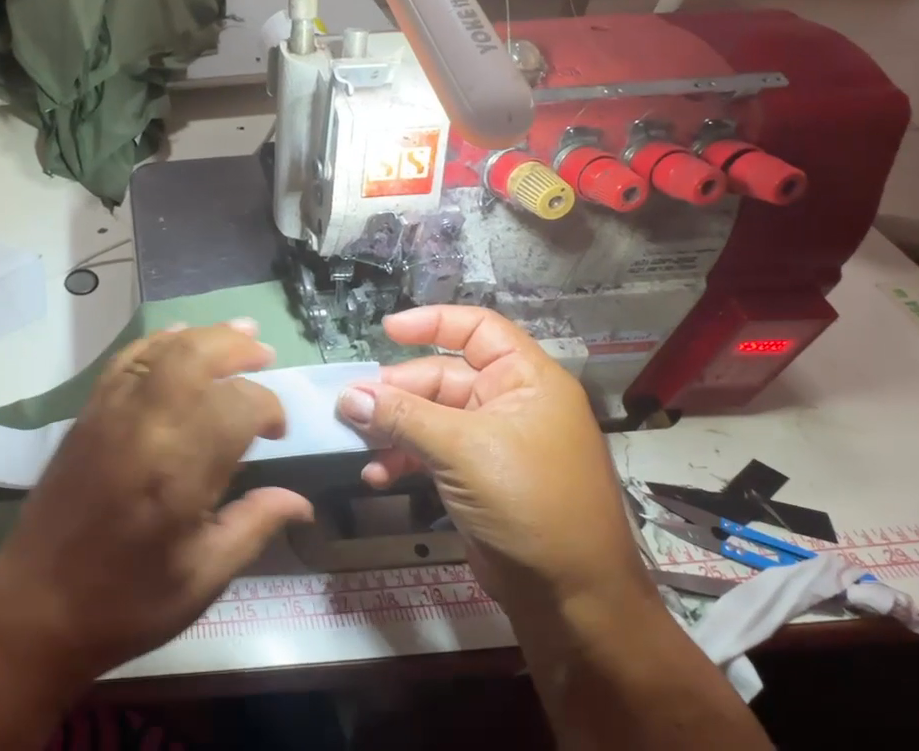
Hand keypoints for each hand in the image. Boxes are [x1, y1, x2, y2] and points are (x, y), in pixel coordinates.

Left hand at [0, 322, 314, 683]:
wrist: (35, 606)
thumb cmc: (127, 602)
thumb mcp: (203, 577)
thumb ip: (254, 526)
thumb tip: (299, 500)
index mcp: (179, 469)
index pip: (238, 405)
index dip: (268, 409)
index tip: (278, 434)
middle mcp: (144, 425)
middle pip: (196, 355)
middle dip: (236, 346)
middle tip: (266, 353)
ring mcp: (109, 413)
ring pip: (160, 350)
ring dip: (201, 335)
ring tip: (237, 334)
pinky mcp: (85, 415)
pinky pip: (124, 361)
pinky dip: (155, 343)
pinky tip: (175, 340)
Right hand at [334, 306, 648, 614]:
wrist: (571, 595)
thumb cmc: (529, 502)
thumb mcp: (462, 450)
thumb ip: (402, 416)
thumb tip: (347, 396)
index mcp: (526, 380)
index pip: (477, 329)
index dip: (432, 323)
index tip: (385, 331)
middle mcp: (511, 403)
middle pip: (441, 377)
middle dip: (395, 393)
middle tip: (352, 409)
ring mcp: (493, 443)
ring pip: (429, 417)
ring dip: (392, 430)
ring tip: (358, 445)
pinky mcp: (477, 478)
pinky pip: (431, 452)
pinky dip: (403, 459)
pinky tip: (377, 476)